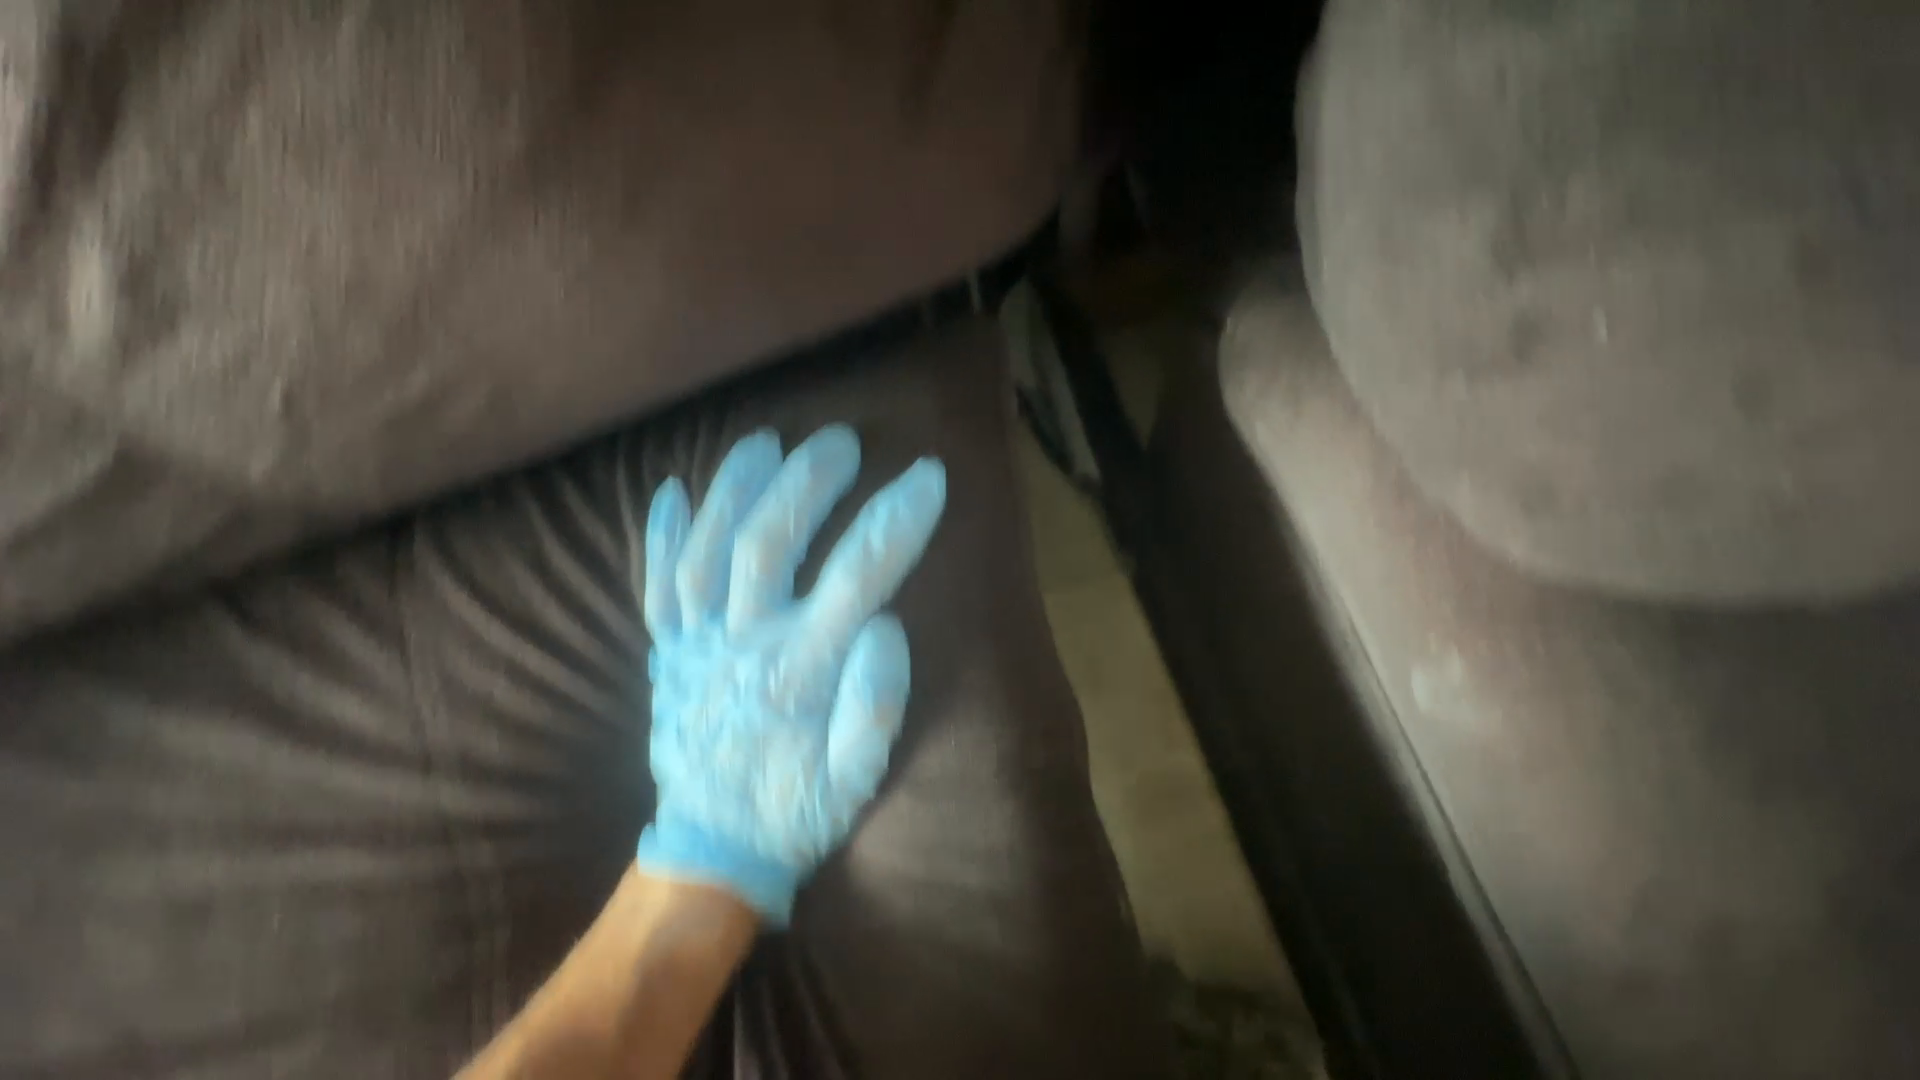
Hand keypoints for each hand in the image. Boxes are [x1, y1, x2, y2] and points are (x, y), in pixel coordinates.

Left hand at [634, 425, 946, 923]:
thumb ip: (876, 704)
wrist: (713, 847)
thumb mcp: (858, 778)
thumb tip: (886, 623)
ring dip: (733, 488)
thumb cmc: (797, 807)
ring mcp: (693, 644)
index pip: (855, 578)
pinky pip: (654, 584)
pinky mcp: (665, 651)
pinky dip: (659, 534)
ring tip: (765, 441)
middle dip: (806, 483)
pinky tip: (669, 489)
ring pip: (703, 549)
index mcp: (798, 672)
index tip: (927, 475)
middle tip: (840, 441)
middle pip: (765, 544)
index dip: (894, 521)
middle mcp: (739, 645)